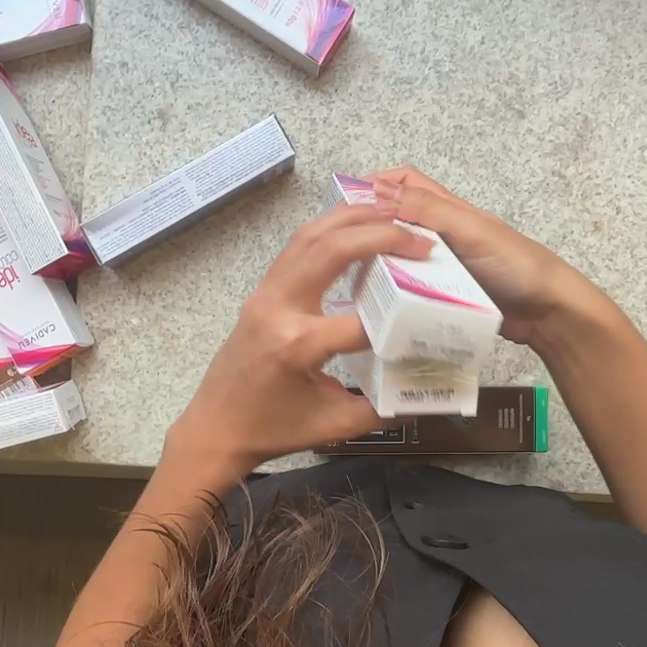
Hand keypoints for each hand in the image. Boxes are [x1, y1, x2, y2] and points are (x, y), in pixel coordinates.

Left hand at [166, 204, 433, 478]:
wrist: (216, 428)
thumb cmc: (274, 431)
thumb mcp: (335, 425)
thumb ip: (384, 407)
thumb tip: (427, 388)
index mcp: (298, 346)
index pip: (361, 319)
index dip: (400, 314)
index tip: (430, 310)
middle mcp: (280, 309)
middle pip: (332, 250)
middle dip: (380, 235)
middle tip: (420, 239)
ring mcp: (265, 294)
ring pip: (310, 237)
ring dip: (353, 219)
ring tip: (394, 216)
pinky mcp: (260, 291)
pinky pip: (296, 247)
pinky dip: (329, 229)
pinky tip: (355, 226)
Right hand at [368, 168, 608, 346]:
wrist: (547, 312)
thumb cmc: (514, 263)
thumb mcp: (469, 230)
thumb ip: (427, 210)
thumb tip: (377, 189)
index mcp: (448, 209)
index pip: (406, 181)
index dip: (377, 183)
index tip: (346, 202)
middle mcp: (441, 233)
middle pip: (396, 219)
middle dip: (368, 226)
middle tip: (338, 248)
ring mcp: (442, 266)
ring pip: (399, 255)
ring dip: (376, 262)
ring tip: (348, 277)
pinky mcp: (443, 295)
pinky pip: (410, 286)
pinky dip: (392, 290)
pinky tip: (374, 303)